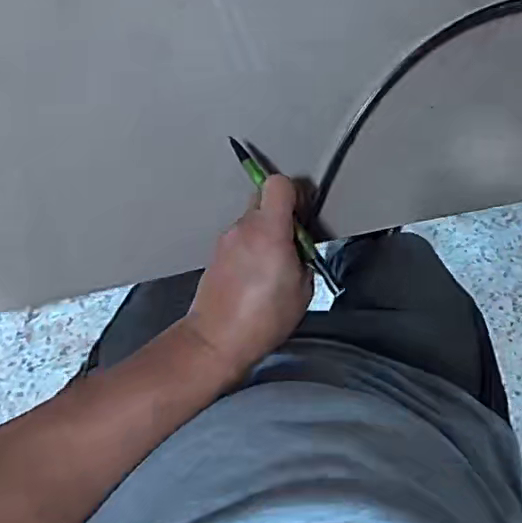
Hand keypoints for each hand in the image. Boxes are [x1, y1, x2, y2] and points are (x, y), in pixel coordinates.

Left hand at [180, 175, 312, 379]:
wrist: (216, 338)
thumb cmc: (261, 319)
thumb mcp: (303, 289)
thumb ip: (304, 257)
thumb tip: (301, 248)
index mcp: (269, 230)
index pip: (279, 184)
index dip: (295, 192)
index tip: (303, 212)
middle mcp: (244, 227)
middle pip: (263, 196)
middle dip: (280, 211)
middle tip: (292, 238)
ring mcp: (227, 238)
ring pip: (250, 218)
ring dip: (264, 232)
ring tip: (274, 264)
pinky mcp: (217, 251)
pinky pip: (240, 237)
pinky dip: (250, 246)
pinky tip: (256, 274)